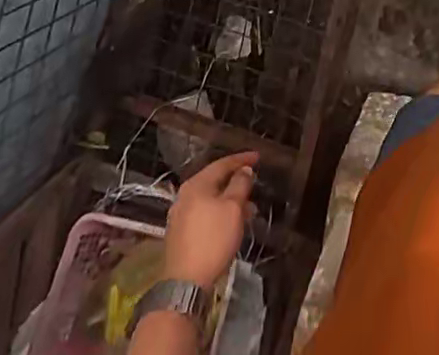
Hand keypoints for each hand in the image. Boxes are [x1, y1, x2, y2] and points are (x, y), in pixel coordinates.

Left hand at [162, 151, 257, 285]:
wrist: (186, 282)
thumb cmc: (213, 240)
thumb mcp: (233, 209)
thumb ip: (240, 185)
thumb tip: (244, 170)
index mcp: (196, 184)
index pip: (222, 164)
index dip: (241, 159)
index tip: (258, 157)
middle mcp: (185, 195)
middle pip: (214, 181)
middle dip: (236, 181)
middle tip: (254, 183)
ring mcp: (180, 214)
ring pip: (210, 199)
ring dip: (229, 200)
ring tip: (248, 209)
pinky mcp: (180, 233)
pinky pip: (204, 213)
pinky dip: (219, 213)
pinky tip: (230, 224)